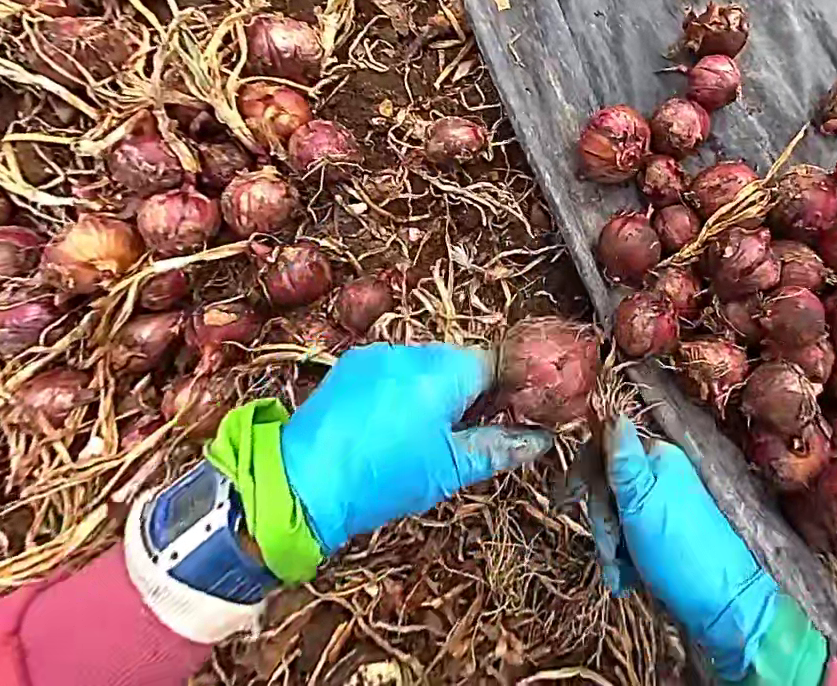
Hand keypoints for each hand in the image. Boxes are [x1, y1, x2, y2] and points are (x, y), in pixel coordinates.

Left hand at [280, 343, 552, 552]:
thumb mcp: (449, 468)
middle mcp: (416, 350)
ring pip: (430, 363)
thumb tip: (541, 439)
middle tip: (462, 431)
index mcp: (445, 371)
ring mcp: (382, 352)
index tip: (503, 417)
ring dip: (436, 387)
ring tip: (422, 429)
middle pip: (463, 361)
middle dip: (470, 390)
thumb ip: (500, 447)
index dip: (505, 390)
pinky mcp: (355, 362)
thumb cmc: (383, 478)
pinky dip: (404, 385)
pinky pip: (397, 366)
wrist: (295, 487)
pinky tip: (391, 419)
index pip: (496, 364)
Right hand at [590, 415, 779, 679]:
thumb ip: (622, 458)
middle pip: (606, 484)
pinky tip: (628, 580)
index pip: (606, 446)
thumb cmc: (679, 549)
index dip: (585, 472)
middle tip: (612, 545)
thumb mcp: (642, 501)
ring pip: (613, 516)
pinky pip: (626, 540)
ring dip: (609, 546)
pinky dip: (621, 561)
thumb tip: (611, 412)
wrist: (719, 606)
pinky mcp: (658, 537)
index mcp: (657, 456)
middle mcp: (658, 475)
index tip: (569, 499)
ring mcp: (659, 507)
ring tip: (620, 570)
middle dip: (601, 519)